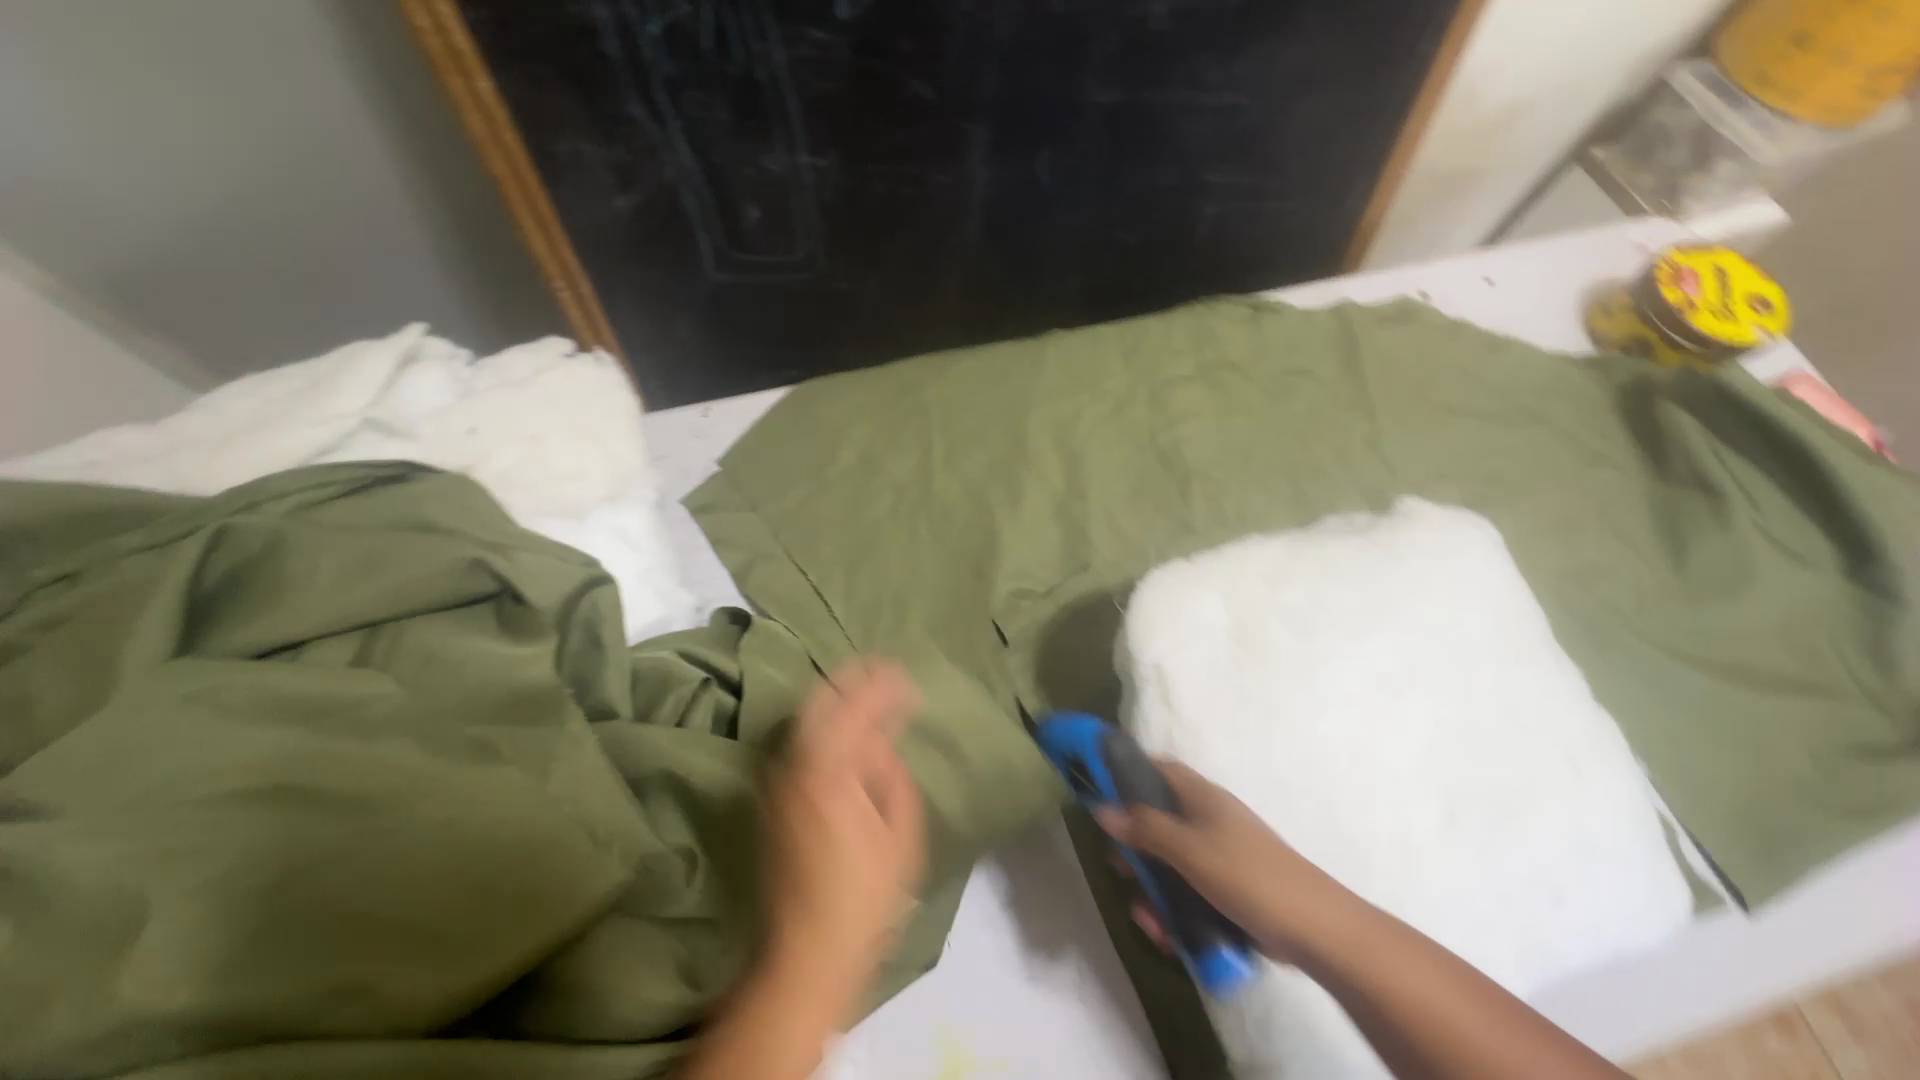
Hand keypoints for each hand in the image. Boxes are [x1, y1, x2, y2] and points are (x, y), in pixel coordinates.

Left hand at [762, 660, 925, 1001]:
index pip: (855, 707)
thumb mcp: (899, 838)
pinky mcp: (770, 802)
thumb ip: (891, 778)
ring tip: (866, 695)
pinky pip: (796, 745)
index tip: (907, 678)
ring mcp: (776, 784)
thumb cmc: (865, 899)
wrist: (805, 952)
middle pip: (818, 701)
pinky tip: (842, 735)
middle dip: (851, 678)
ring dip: (833, 700)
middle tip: (883, 670)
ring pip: (802, 721)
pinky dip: (820, 726)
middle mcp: (794, 767)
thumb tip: (879, 744)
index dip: (883, 685)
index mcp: (830, 772)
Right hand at [1097, 760, 1348, 961]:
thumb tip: (1101, 807)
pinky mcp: (1225, 890)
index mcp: (1200, 797)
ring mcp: (1217, 856)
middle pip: (1154, 821)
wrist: (1314, 929)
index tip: (1095, 790)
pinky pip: (1186, 893)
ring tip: (1151, 921)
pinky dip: (1174, 912)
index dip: (1125, 772)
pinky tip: (1171, 937)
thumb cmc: (1248, 876)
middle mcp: (1206, 820)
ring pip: (1167, 864)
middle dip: (1133, 850)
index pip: (1156, 768)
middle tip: (1120, 870)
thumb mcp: (1189, 850)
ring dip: (1152, 892)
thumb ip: (1145, 828)